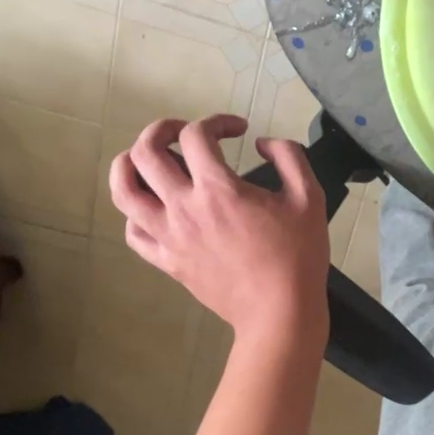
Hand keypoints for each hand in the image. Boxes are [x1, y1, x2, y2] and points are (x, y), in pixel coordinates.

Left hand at [109, 115, 329, 344]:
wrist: (280, 312)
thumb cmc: (298, 256)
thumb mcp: (310, 197)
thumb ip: (288, 157)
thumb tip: (262, 143)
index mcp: (218, 189)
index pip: (197, 135)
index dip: (217, 122)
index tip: (239, 130)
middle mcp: (183, 207)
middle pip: (144, 152)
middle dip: (162, 129)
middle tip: (184, 134)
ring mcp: (169, 236)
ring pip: (123, 190)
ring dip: (130, 164)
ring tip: (150, 161)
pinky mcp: (167, 261)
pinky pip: (134, 232)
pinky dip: (137, 212)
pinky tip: (157, 208)